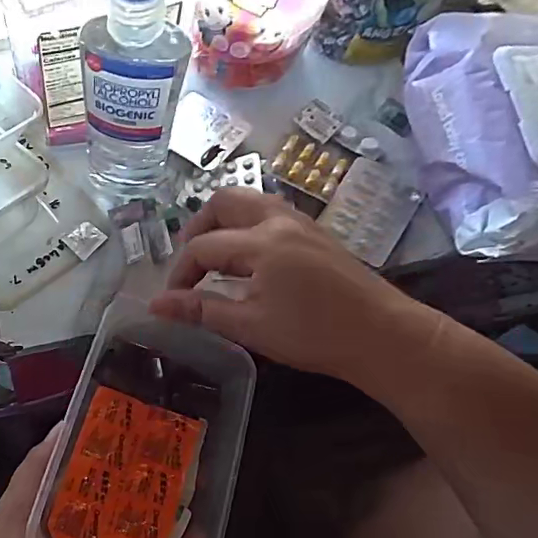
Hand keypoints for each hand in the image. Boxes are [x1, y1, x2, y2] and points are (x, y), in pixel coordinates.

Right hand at [148, 188, 437, 383]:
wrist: (382, 335)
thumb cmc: (313, 334)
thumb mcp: (249, 326)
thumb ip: (200, 310)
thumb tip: (156, 305)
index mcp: (261, 243)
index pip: (203, 246)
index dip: (179, 272)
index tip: (172, 301)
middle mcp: (279, 221)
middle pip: (225, 201)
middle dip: (197, 227)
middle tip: (188, 262)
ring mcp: (301, 223)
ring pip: (250, 202)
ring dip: (223, 222)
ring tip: (213, 257)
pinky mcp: (316, 234)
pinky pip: (270, 213)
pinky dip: (246, 226)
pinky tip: (246, 259)